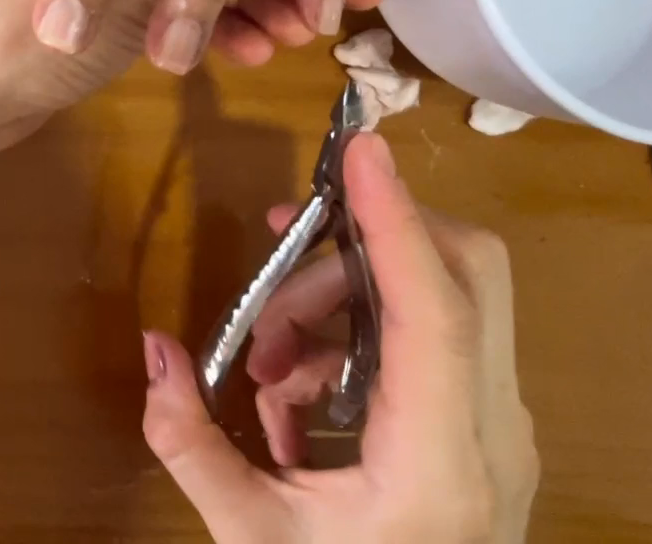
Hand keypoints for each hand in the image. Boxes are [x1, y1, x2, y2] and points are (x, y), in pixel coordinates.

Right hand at [140, 134, 539, 542]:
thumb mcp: (253, 539)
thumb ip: (190, 443)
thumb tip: (155, 346)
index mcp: (442, 458)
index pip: (436, 310)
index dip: (394, 220)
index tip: (358, 147)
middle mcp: (492, 427)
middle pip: (464, 275)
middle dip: (360, 240)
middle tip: (279, 244)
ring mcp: (496, 424)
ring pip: (436, 297)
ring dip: (337, 297)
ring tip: (263, 362)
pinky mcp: (480, 424)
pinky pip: (423, 335)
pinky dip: (351, 334)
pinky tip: (294, 394)